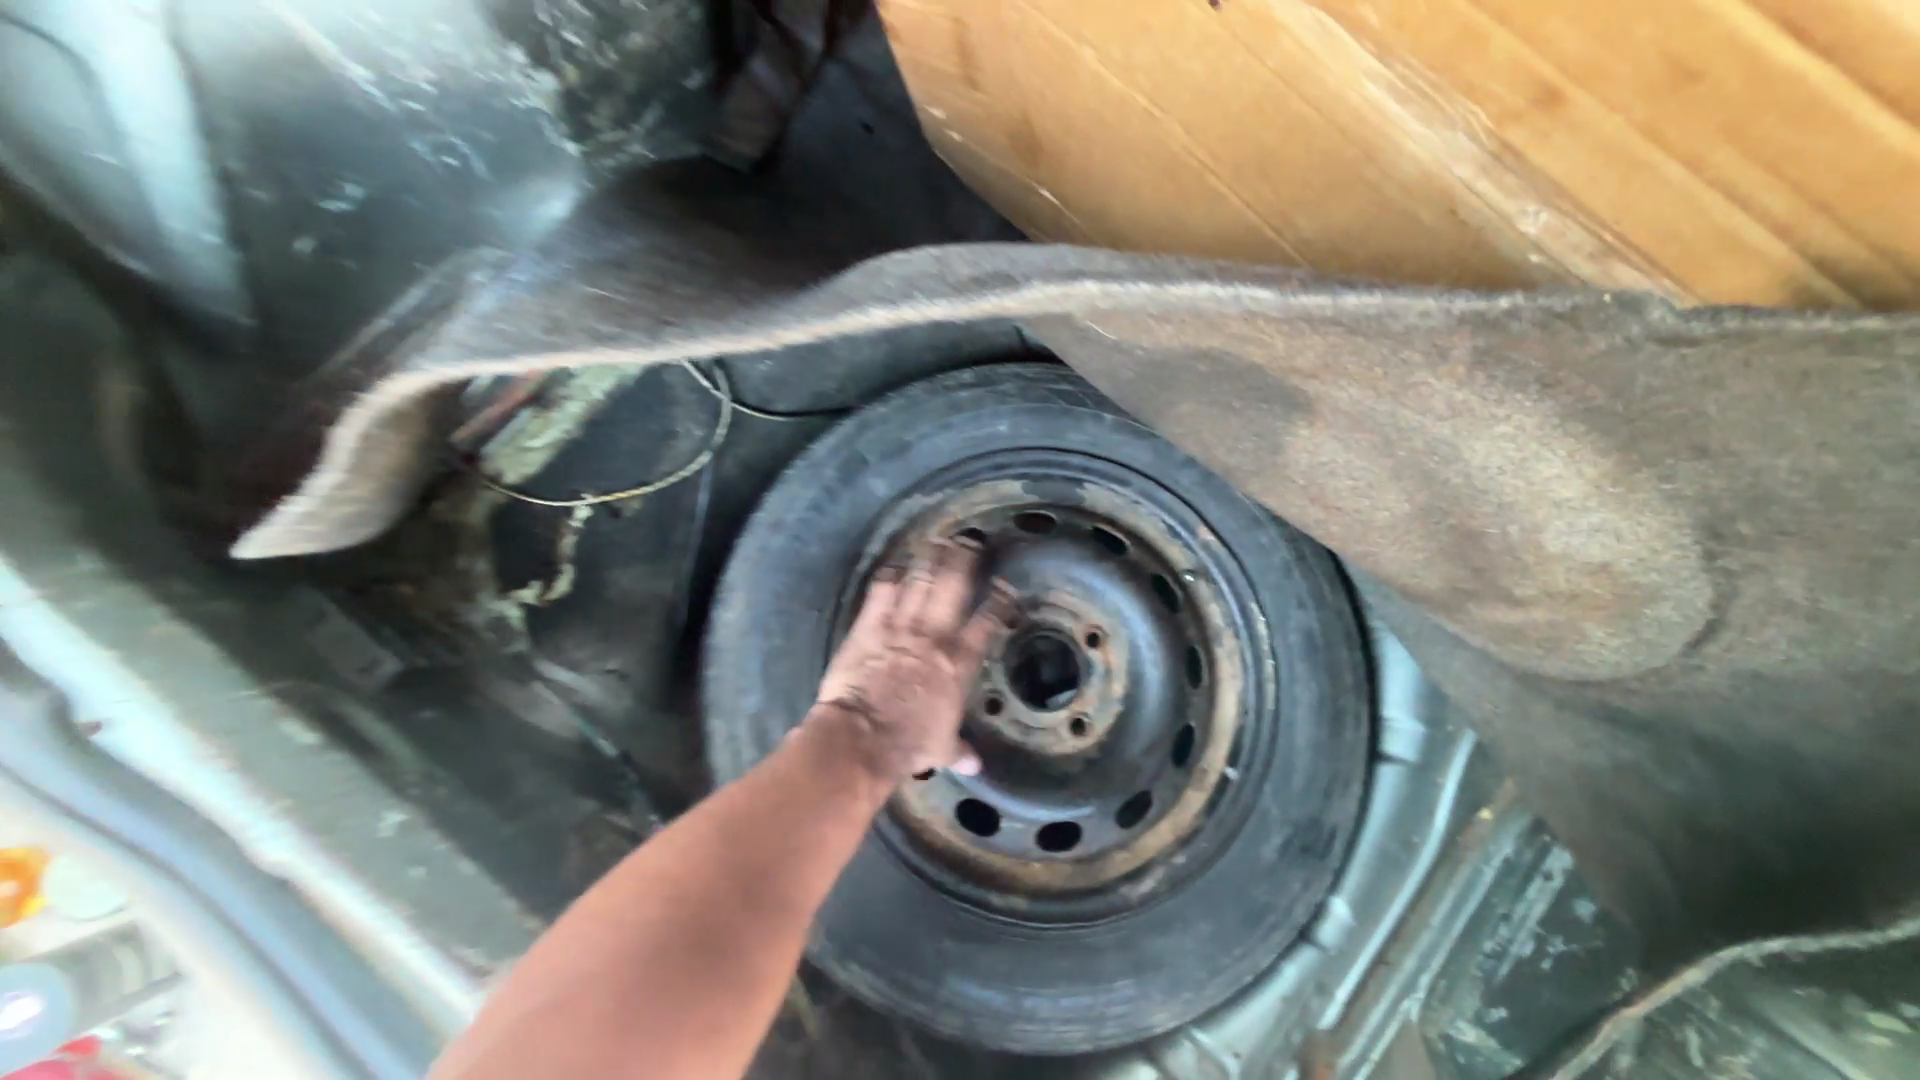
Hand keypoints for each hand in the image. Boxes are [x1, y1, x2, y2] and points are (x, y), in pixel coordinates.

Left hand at [813, 539, 1016, 784]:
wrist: (865, 735)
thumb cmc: (908, 743)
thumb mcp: (940, 747)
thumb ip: (958, 748)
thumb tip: (974, 763)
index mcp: (958, 664)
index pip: (986, 624)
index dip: (998, 602)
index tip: (1005, 586)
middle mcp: (934, 637)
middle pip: (954, 588)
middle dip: (965, 562)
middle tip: (971, 541)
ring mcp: (901, 626)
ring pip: (921, 582)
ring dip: (931, 559)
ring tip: (938, 540)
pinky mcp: (870, 625)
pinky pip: (883, 592)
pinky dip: (890, 576)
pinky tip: (895, 564)